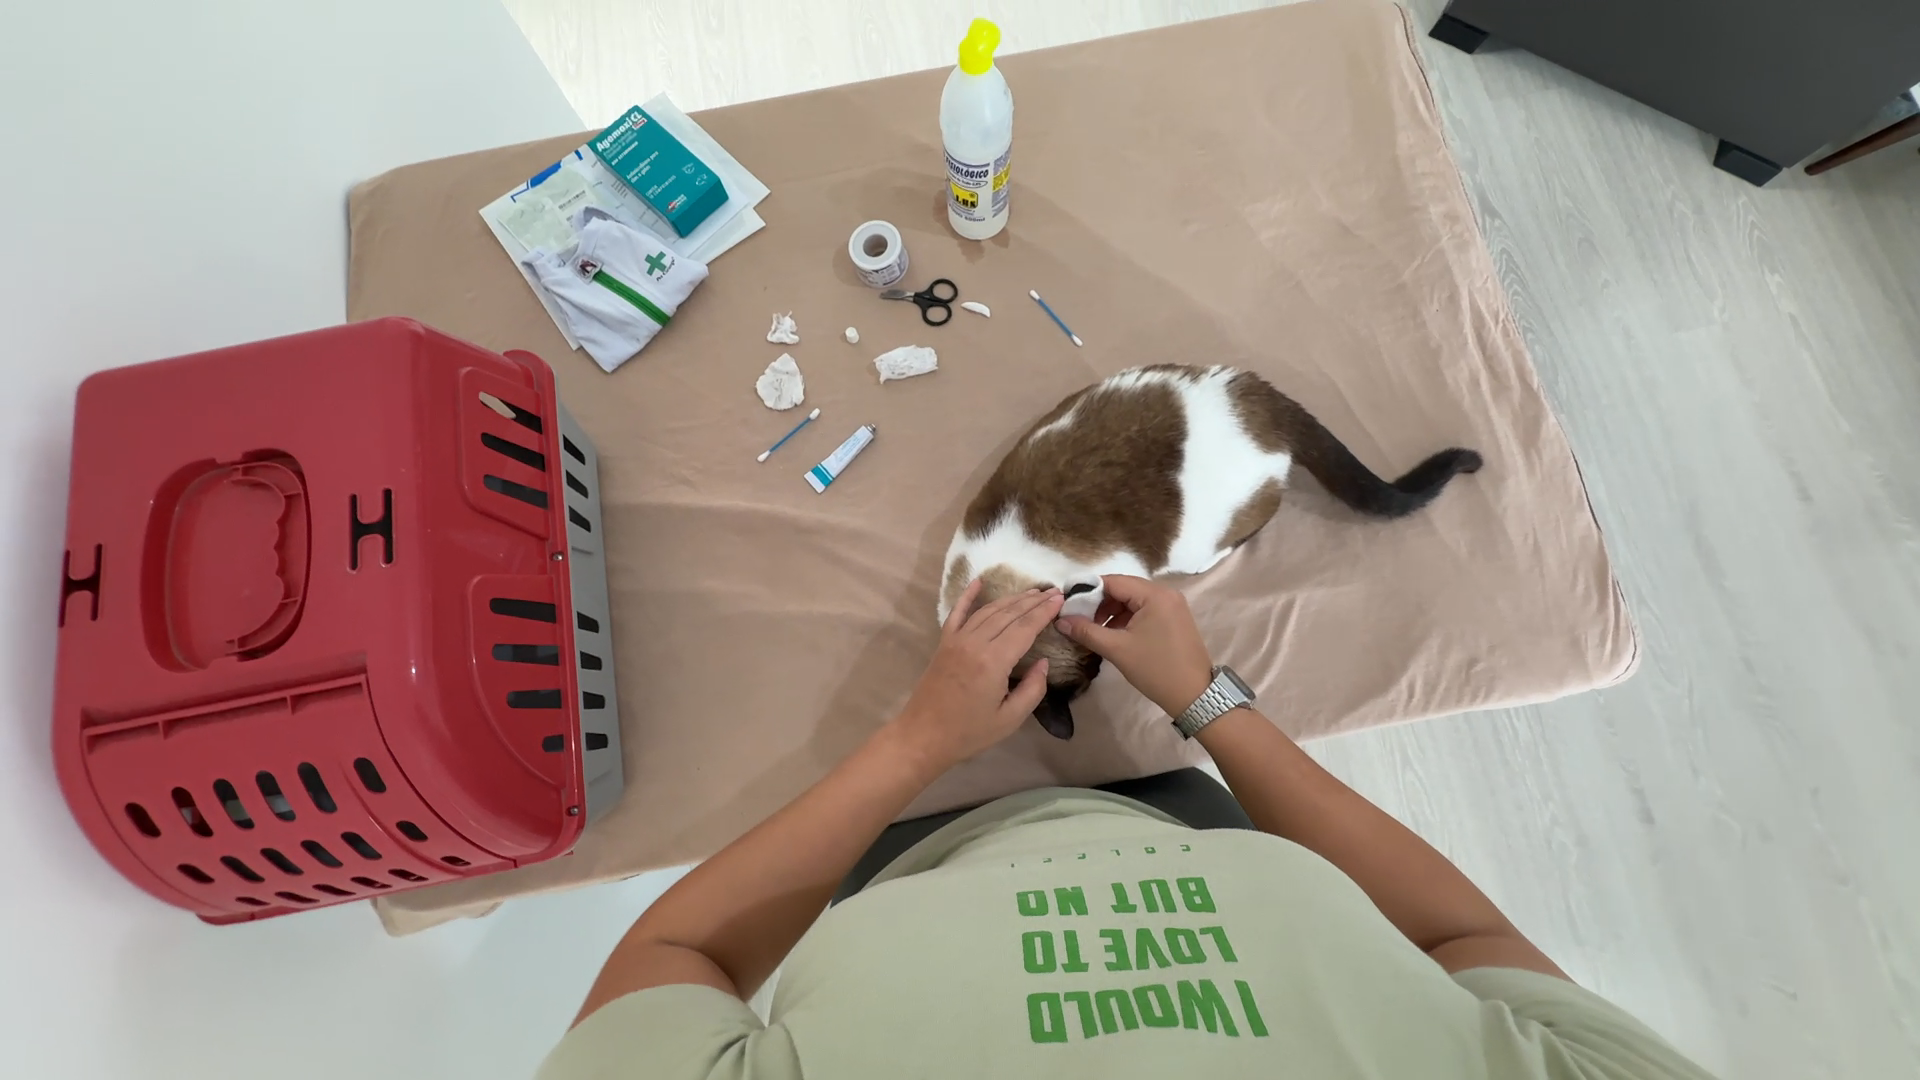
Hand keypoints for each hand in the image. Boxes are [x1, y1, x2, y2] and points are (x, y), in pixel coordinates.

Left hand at [892, 580, 1064, 768]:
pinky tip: (978, 581)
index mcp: (993, 661)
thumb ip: (1032, 689)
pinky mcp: (944, 643)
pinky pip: (958, 613)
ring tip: (1031, 592)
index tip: (1060, 599)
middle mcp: (975, 643)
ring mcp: (957, 640)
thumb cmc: (969, 732)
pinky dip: (968, 596)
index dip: (1044, 612)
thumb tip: (1043, 663)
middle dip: (1032, 601)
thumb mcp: (1009, 719)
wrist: (923, 736)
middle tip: (1052, 591)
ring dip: (1011, 599)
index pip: (1024, 628)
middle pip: (1008, 614)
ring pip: (988, 611)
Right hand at [1055, 575, 1212, 715]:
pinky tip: (1114, 634)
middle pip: (1123, 588)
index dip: (1087, 590)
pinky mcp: (1174, 619)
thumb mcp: (1117, 649)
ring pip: (1133, 600)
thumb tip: (1060, 620)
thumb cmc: (1156, 669)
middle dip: (1099, 603)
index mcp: (1154, 595)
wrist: (1195, 696)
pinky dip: (1127, 618)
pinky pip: (1144, 610)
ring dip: (1112, 611)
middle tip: (1080, 620)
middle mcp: (1166, 593)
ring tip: (1095, 630)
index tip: (1068, 604)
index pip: (1113, 581)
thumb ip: (1086, 631)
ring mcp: (1172, 606)